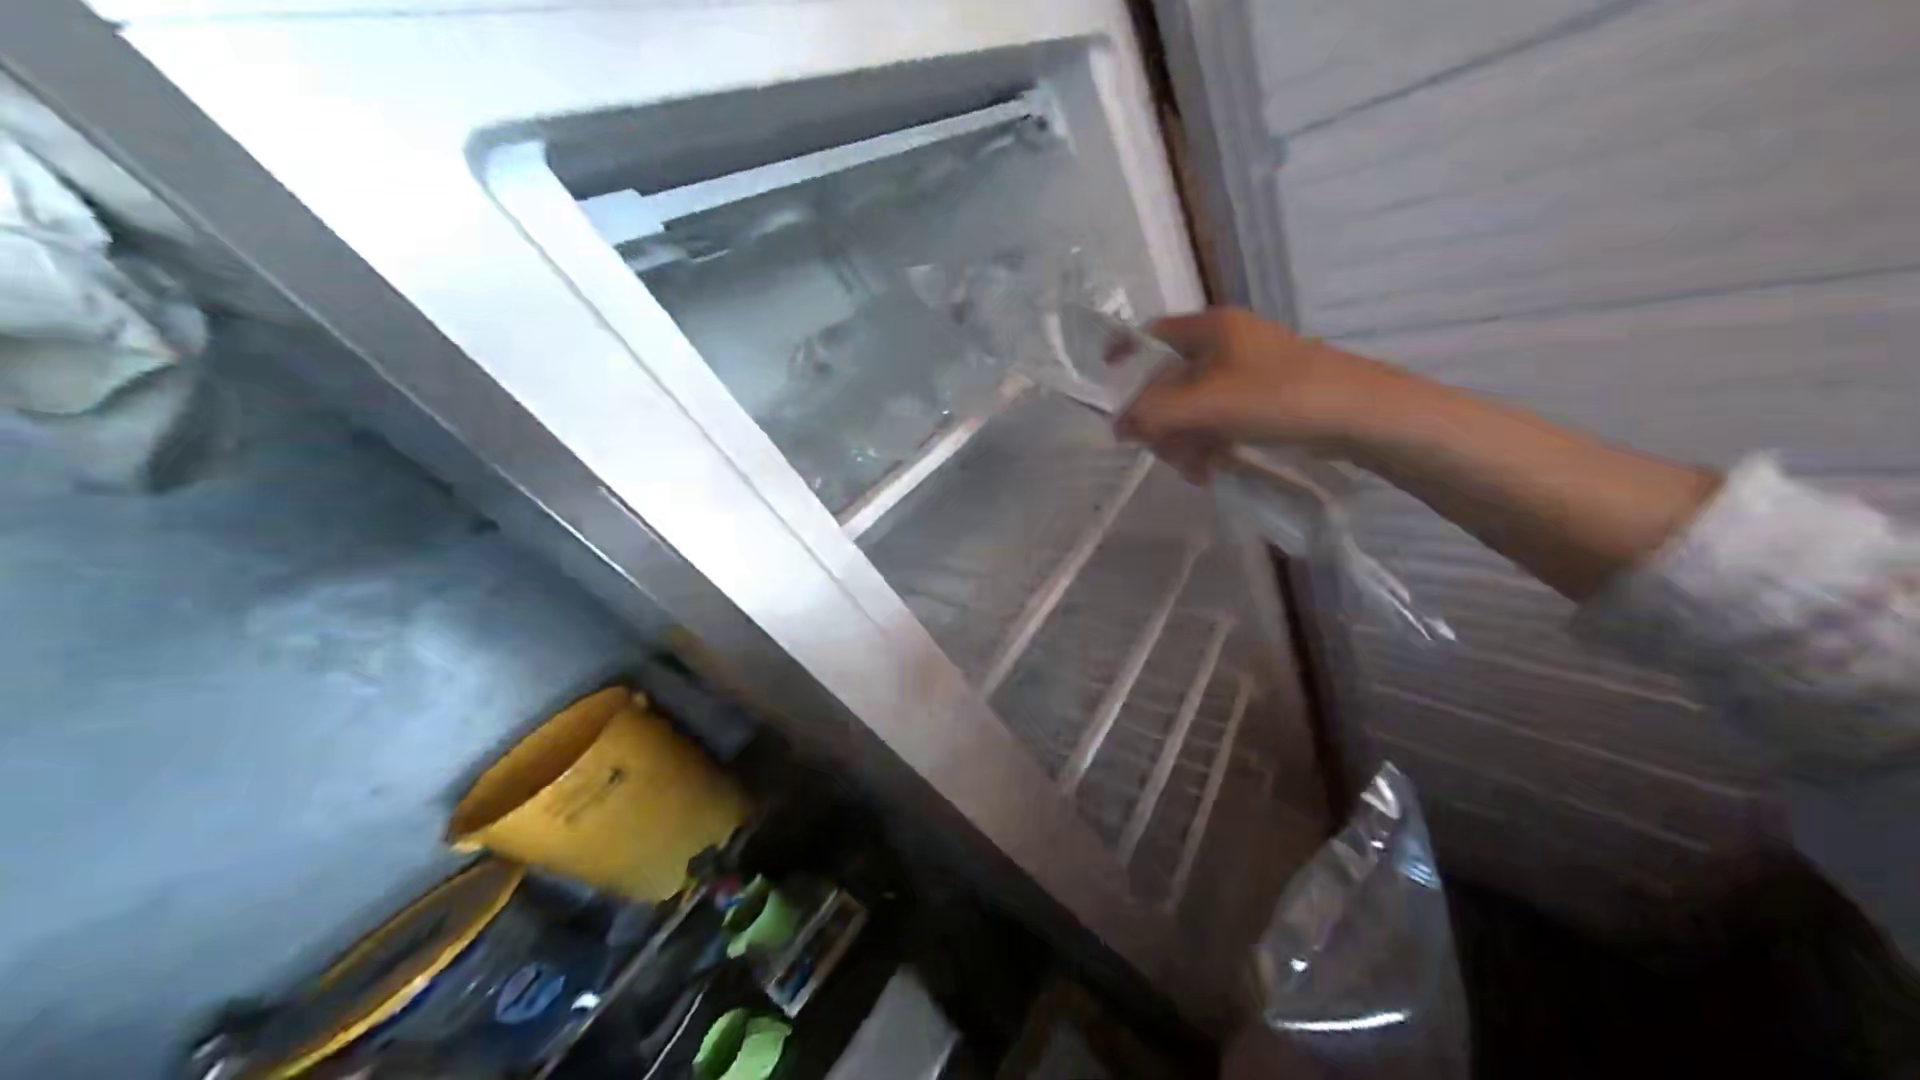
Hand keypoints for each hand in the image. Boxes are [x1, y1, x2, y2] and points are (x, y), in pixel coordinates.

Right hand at [1114, 307, 1408, 479]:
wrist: (1360, 415)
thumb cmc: (1276, 397)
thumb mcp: (1203, 405)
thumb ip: (1151, 413)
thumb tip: (1117, 425)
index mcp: (1210, 328)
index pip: (1150, 334)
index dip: (1125, 359)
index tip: (1112, 395)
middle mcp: (1226, 343)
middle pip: (1169, 381)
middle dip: (1161, 421)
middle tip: (1164, 452)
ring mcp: (1246, 372)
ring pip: (1193, 406)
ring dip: (1185, 440)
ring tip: (1196, 471)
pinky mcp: (1264, 399)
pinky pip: (1219, 420)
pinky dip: (1210, 444)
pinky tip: (1213, 470)